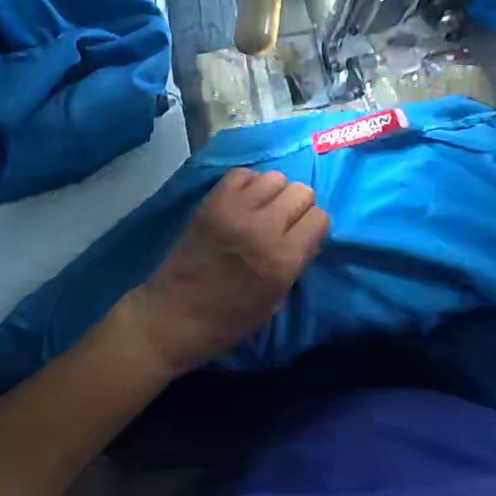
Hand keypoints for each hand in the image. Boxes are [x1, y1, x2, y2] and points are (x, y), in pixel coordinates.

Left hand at [116, 168, 329, 373]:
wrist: (175, 315)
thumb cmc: (228, 320)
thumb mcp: (275, 301)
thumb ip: (294, 264)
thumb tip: (302, 238)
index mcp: (283, 259)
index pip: (319, 218)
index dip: (313, 229)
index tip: (303, 239)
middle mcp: (264, 227)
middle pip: (301, 192)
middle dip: (298, 207)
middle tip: (284, 224)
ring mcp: (236, 210)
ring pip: (275, 178)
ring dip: (274, 193)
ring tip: (263, 211)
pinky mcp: (212, 202)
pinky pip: (242, 174)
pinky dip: (249, 184)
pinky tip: (243, 202)